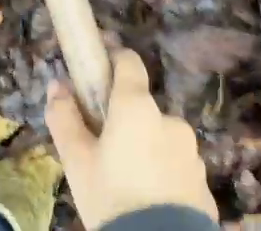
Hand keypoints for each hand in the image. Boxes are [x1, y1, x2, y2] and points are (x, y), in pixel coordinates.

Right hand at [46, 49, 218, 229]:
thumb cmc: (112, 197)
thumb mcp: (76, 161)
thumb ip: (64, 117)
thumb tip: (57, 85)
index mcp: (137, 107)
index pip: (129, 62)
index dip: (112, 61)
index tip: (96, 74)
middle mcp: (169, 121)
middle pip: (142, 108)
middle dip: (125, 121)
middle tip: (103, 149)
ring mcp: (192, 153)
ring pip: (160, 138)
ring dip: (145, 149)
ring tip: (125, 181)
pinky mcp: (203, 184)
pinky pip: (176, 167)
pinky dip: (162, 174)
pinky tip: (147, 199)